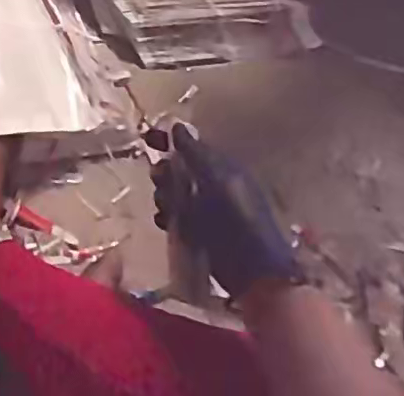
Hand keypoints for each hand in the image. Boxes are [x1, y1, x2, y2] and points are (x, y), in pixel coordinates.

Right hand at [152, 124, 302, 296]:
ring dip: (164, 196)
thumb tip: (176, 126)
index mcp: (221, 167)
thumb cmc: (239, 221)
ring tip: (168, 210)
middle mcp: (212, 183)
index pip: (189, 144)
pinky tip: (167, 223)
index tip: (148, 140)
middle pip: (176, 168)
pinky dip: (168, 216)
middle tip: (161, 182)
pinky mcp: (198, 231)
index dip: (168, 140)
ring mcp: (205, 209)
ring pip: (172, 191)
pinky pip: (174, 215)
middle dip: (164, 173)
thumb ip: (196, 153)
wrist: (256, 276)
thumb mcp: (218, 180)